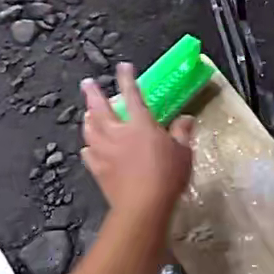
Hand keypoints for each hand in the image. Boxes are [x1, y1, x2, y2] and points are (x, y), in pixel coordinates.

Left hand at [80, 63, 194, 222]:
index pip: (132, 95)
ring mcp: (104, 151)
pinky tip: (90, 146)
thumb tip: (186, 119)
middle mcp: (118, 133)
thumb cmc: (168, 176)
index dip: (127, 79)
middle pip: (101, 108)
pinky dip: (89, 146)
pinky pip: (89, 153)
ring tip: (87, 112)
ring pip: (90, 129)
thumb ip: (182, 133)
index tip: (123, 67)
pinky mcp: (98, 169)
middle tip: (87, 83)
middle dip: (93, 93)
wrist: (143, 206)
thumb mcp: (183, 152)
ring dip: (88, 118)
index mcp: (141, 124)